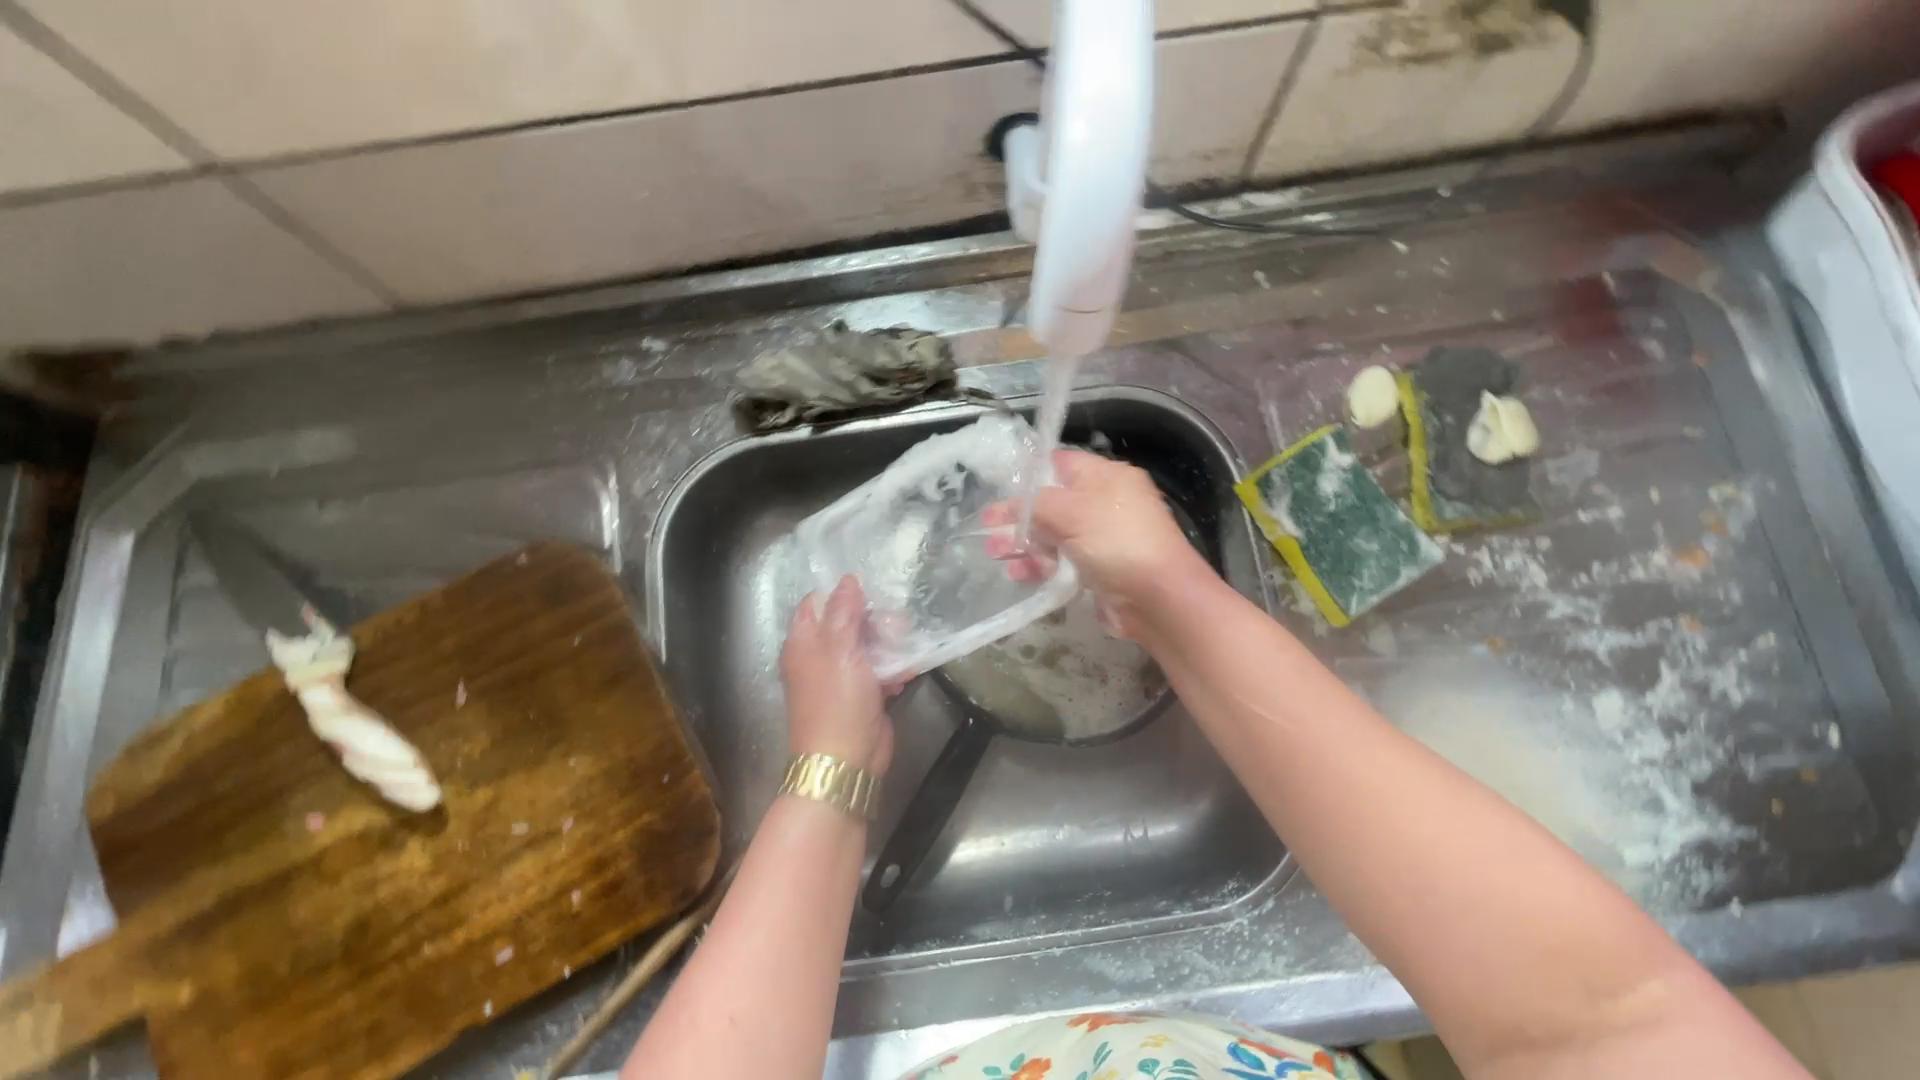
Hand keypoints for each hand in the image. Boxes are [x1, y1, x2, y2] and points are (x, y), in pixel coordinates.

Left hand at [781, 576, 893, 775]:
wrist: (845, 761)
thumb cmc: (836, 701)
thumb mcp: (839, 649)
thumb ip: (844, 611)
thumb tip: (847, 580)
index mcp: (804, 642)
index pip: (818, 603)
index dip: (842, 595)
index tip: (869, 593)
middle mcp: (819, 655)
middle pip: (849, 622)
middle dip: (874, 621)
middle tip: (895, 625)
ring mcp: (842, 676)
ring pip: (868, 646)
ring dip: (889, 646)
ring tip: (904, 650)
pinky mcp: (863, 694)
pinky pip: (880, 670)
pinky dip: (893, 669)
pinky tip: (905, 674)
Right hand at [984, 450, 1209, 637]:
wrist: (1158, 598)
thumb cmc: (1116, 542)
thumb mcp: (1071, 512)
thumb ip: (1035, 504)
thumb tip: (1011, 505)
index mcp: (1105, 477)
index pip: (1061, 463)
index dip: (1029, 474)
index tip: (998, 487)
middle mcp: (1104, 503)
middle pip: (1051, 503)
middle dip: (1018, 516)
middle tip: (986, 527)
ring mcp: (1101, 539)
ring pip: (1052, 535)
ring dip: (1022, 543)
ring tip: (993, 553)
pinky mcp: (1097, 570)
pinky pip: (1060, 562)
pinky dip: (1037, 566)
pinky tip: (1016, 573)